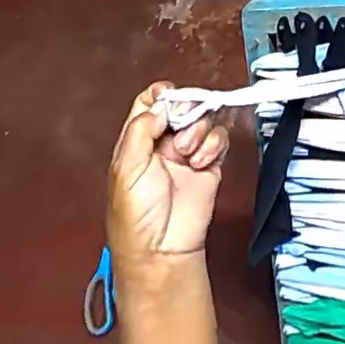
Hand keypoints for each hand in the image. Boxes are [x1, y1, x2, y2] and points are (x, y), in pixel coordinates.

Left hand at [107, 82, 229, 270]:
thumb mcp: (126, 168)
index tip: (169, 94)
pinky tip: (202, 160)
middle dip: (185, 110)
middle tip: (182, 122)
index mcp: (137, 141)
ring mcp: (187, 153)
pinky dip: (213, 144)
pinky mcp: (209, 164)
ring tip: (188, 152)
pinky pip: (218, 139)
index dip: (160, 94)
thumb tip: (161, 106)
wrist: (163, 249)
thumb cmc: (135, 216)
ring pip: (202, 120)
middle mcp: (163, 143)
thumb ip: (140, 130)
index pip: (149, 104)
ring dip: (198, 130)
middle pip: (181, 107)